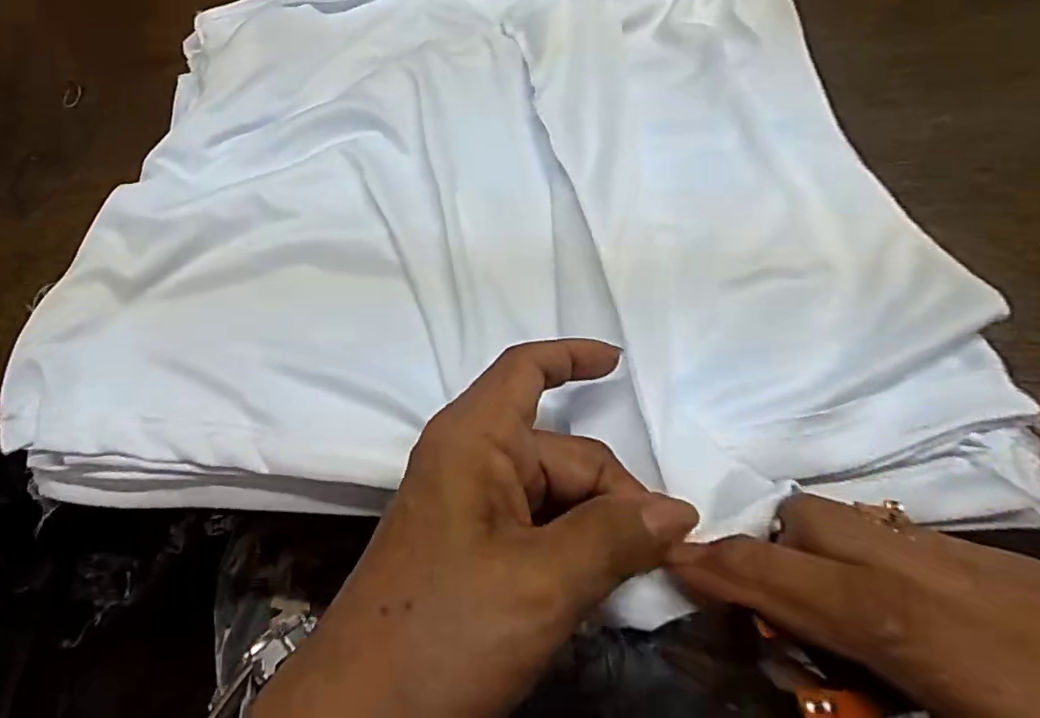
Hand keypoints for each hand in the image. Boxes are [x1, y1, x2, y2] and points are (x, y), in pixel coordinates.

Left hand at [252, 340, 698, 717]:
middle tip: (660, 554)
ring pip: (555, 495)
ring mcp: (469, 504)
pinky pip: (537, 527)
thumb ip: (613, 538)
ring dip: (597, 529)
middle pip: (561, 451)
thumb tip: (678, 511)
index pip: (525, 371)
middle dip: (613, 494)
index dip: (572, 356)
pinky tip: (597, 590)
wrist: (360, 712)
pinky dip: (572, 549)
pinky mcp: (470, 545)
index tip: (620, 361)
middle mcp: (470, 459)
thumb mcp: (540, 583)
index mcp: (474, 438)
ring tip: (630, 580)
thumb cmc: (444, 629)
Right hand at [670, 495, 1039, 717]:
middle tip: (759, 598)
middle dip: (781, 549)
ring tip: (831, 611)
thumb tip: (781, 643)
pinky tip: (910, 623)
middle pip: (847, 525)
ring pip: (884, 525)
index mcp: (996, 665)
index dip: (754, 575)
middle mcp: (1016, 601)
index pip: (844, 597)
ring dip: (836, 557)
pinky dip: (894, 572)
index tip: (683, 557)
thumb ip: (860, 701)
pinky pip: (937, 548)